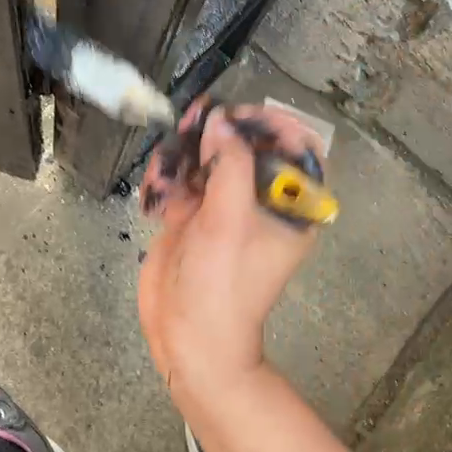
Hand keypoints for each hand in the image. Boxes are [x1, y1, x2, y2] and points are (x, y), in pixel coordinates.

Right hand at [136, 101, 325, 398]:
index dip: (270, 124)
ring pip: (206, 158)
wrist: (188, 336)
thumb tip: (220, 120)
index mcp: (290, 205)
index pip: (295, 147)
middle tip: (191, 122)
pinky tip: (156, 192)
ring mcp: (222, 208)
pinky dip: (166, 177)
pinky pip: (179, 179)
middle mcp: (259, 201)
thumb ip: (229, 163)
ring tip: (167, 163)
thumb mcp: (230, 219)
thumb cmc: (223, 281)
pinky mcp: (190, 216)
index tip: (236, 116)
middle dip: (215, 133)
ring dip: (183, 154)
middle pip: (243, 146)